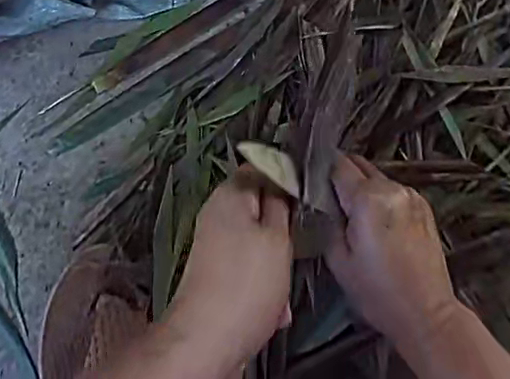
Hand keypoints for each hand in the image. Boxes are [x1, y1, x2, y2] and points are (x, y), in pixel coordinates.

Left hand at [162, 167, 294, 371]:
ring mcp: (213, 244)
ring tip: (283, 291)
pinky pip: (246, 268)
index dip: (286, 178)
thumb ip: (281, 203)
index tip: (304, 200)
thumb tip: (281, 177)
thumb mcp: (277, 237)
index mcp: (230, 193)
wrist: (205, 342)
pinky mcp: (214, 274)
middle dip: (281, 230)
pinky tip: (273, 310)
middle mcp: (217, 212)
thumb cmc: (246, 284)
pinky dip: (261, 284)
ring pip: (257, 242)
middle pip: (261, 208)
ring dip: (275, 264)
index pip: (262, 167)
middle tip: (294, 249)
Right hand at [326, 153, 460, 348]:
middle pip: (359, 164)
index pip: (338, 164)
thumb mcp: (339, 262)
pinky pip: (394, 191)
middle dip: (344, 177)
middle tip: (335, 202)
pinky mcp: (423, 206)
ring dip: (365, 189)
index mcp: (367, 198)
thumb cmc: (382, 295)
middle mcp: (390, 189)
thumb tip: (323, 203)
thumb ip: (327, 223)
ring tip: (361, 221)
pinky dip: (384, 200)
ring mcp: (409, 195)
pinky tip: (382, 227)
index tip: (316, 182)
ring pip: (377, 177)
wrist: (427, 314)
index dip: (324, 171)